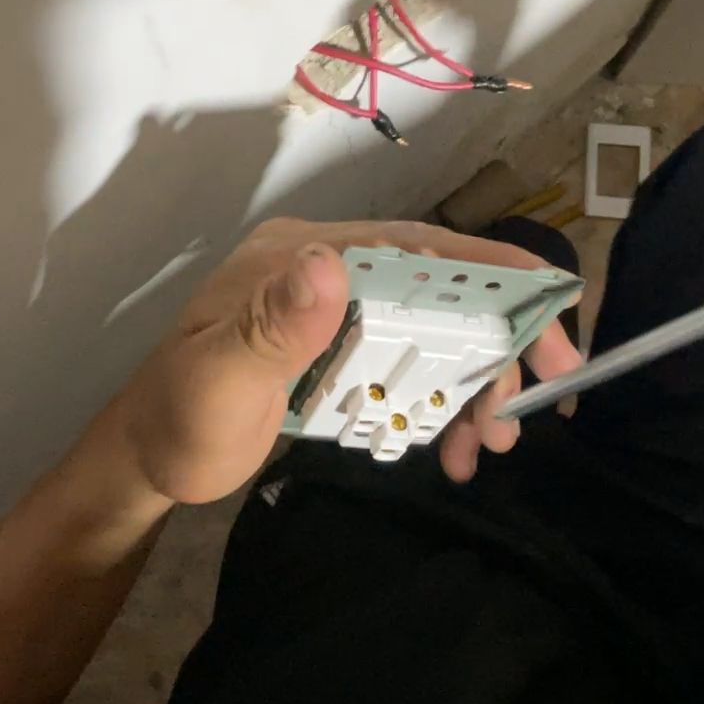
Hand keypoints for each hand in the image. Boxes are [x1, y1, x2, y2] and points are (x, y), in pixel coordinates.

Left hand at [110, 217, 582, 503]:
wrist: (152, 459)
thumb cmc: (180, 418)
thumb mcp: (220, 378)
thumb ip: (274, 324)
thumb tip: (330, 263)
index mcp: (299, 253)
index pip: (408, 244)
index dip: (484, 264)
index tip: (550, 295)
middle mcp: (324, 268)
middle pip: (433, 284)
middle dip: (497, 333)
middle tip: (549, 388)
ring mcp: (333, 308)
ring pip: (429, 326)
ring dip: (473, 378)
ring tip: (495, 441)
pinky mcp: (338, 347)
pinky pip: (408, 360)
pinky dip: (440, 398)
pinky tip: (451, 443)